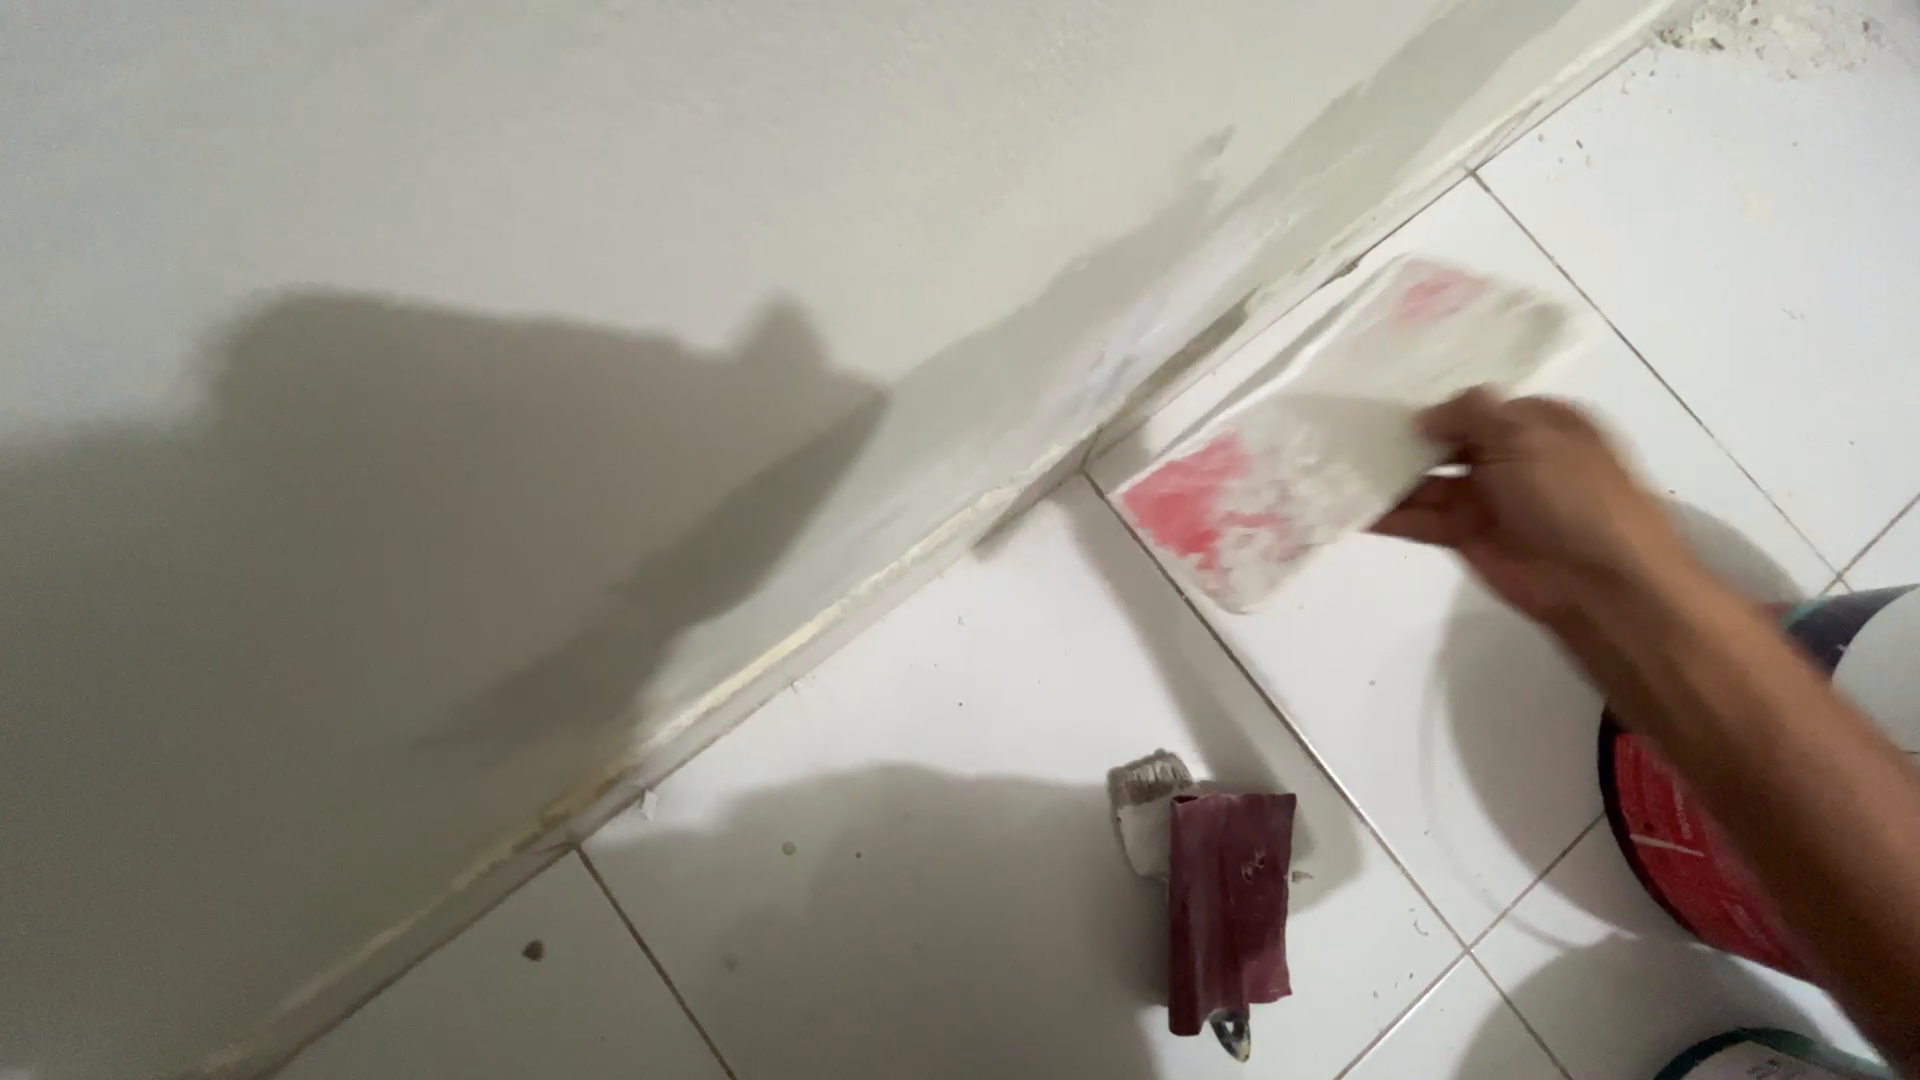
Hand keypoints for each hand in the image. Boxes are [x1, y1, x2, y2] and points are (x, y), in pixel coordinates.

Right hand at [1372, 387, 1696, 621]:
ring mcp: (1484, 498)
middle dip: (1403, 443)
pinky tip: (1352, 509)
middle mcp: (1508, 458)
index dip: (1436, 407)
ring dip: (1387, 480)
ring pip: (1424, 483)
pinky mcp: (1462, 535)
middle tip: (1349, 436)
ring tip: (1338, 472)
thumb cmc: (1572, 496)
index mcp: (1536, 426)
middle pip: (1444, 445)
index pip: (1477, 408)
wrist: (1597, 581)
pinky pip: (1418, 519)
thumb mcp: (1527, 437)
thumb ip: (1472, 415)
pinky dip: (1387, 516)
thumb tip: (1424, 414)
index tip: (1387, 405)